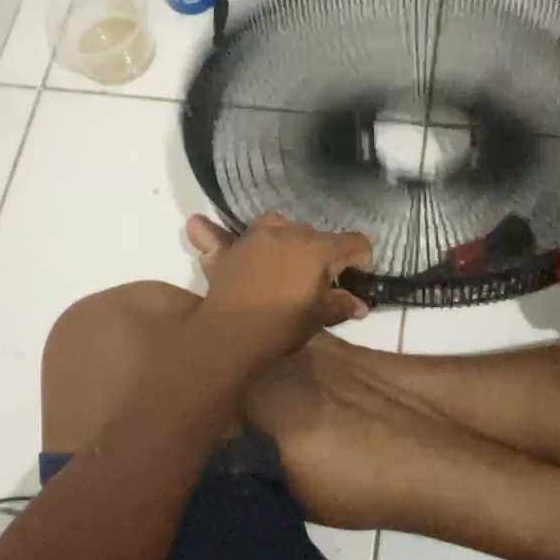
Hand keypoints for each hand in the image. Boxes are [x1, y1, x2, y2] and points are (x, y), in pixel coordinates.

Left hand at [187, 213, 372, 356]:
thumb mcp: (318, 318)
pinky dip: (210, 233)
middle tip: (320, 279)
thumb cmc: (283, 325)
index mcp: (317, 248)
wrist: (232, 335)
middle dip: (322, 252)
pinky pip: (216, 236)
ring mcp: (253, 238)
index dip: (361, 257)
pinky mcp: (226, 252)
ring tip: (284, 256)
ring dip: (284, 236)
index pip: (352, 242)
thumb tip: (361, 305)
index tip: (359, 274)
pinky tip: (198, 225)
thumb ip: (340, 305)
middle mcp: (287, 233)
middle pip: (314, 234)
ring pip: (275, 224)